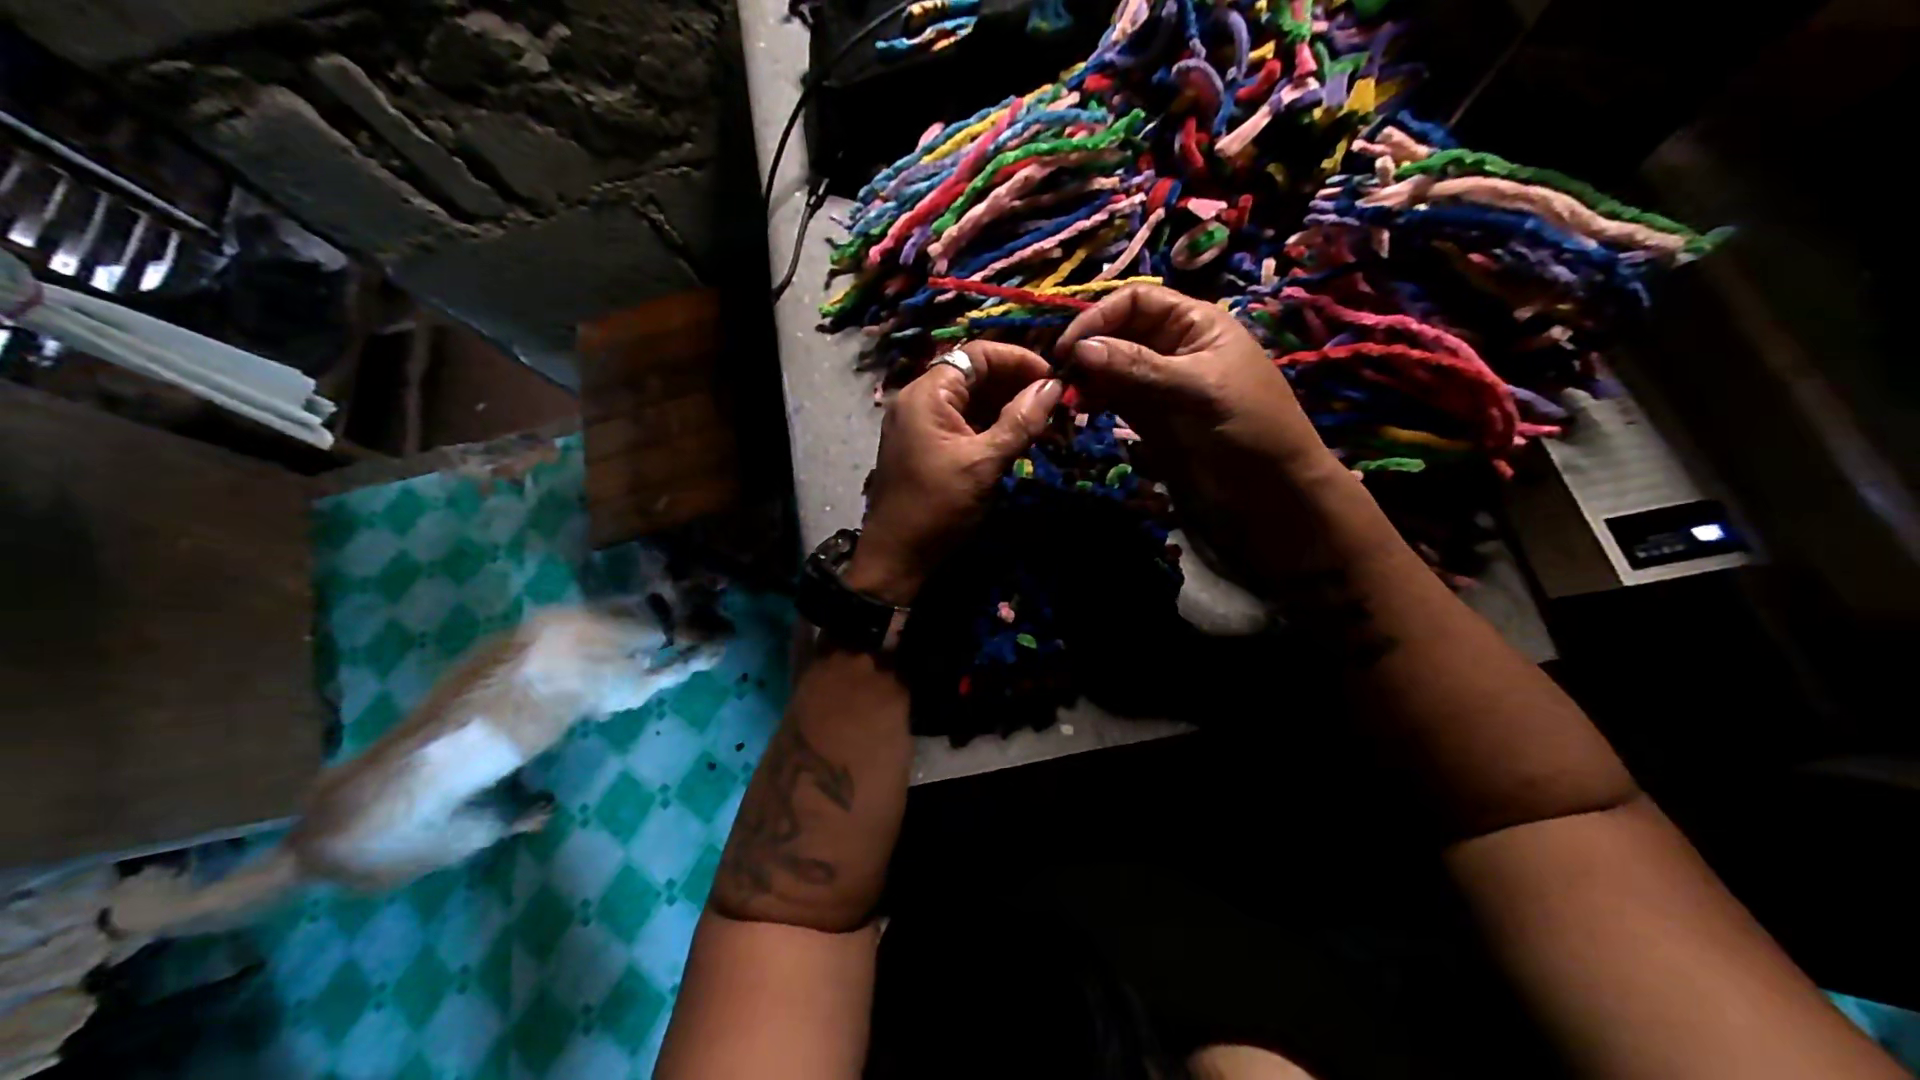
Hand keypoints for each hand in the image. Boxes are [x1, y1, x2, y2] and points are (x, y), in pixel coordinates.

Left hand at [849, 341, 1063, 604]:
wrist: (897, 557)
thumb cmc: (938, 507)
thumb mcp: (984, 463)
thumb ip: (1020, 421)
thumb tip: (1054, 386)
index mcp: (927, 394)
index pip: (977, 355)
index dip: (1018, 360)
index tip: (1053, 379)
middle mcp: (920, 400)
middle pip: (974, 375)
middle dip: (1016, 384)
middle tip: (1054, 403)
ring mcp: (921, 424)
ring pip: (971, 401)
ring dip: (1007, 406)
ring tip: (1044, 422)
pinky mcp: (927, 446)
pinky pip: (963, 423)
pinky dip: (991, 426)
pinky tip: (1019, 438)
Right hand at [1054, 285, 1348, 581]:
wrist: (1271, 492)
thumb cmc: (1249, 426)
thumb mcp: (1196, 388)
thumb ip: (1137, 366)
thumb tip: (1079, 349)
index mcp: (1194, 323)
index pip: (1136, 301)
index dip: (1100, 316)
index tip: (1068, 346)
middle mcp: (1171, 346)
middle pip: (1117, 331)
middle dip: (1087, 346)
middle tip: (1056, 373)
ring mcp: (1156, 383)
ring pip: (1109, 366)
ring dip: (1085, 375)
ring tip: (1063, 393)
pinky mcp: (1147, 416)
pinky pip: (1112, 397)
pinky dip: (1092, 398)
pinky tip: (1078, 407)